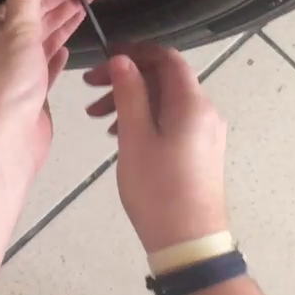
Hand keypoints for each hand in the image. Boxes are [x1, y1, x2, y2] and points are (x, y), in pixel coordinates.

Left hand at [0, 0, 101, 171]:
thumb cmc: (0, 91)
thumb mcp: (16, 30)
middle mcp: (2, 49)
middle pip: (39, 17)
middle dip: (68, 1)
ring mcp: (16, 74)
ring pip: (44, 41)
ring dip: (66, 24)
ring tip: (87, 7)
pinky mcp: (30, 96)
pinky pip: (46, 69)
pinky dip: (57, 56)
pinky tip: (65, 49)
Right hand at [83, 44, 228, 251]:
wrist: (189, 242)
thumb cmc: (158, 188)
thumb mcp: (135, 137)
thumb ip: (129, 93)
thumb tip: (122, 60)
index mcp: (192, 103)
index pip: (166, 58)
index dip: (134, 52)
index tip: (103, 59)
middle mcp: (205, 112)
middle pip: (164, 78)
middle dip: (126, 78)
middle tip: (90, 89)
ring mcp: (204, 132)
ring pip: (164, 101)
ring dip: (131, 100)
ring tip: (97, 118)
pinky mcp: (199, 151)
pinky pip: (171, 120)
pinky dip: (144, 118)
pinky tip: (119, 135)